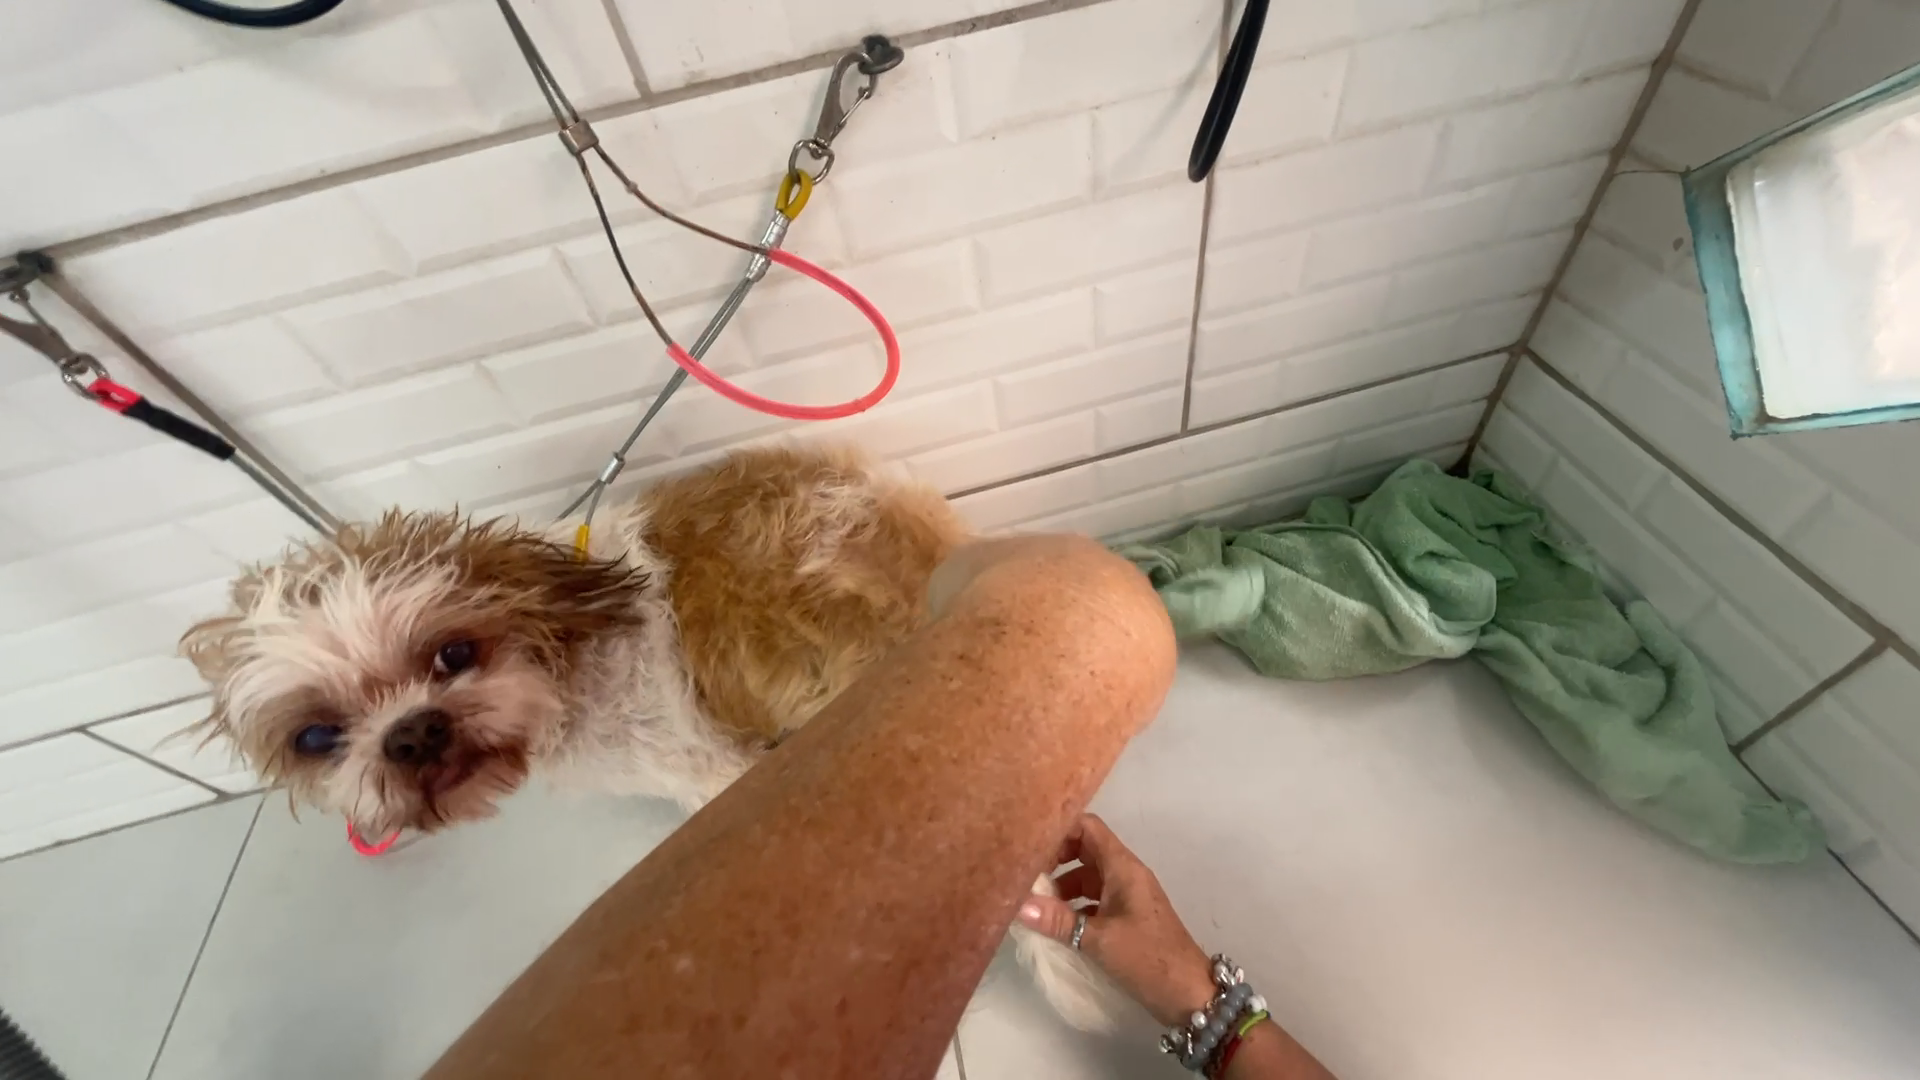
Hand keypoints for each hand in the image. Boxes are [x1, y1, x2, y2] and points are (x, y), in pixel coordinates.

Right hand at [1017, 814, 1216, 1027]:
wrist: (1191, 996)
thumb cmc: (1148, 958)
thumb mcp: (1099, 939)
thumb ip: (1058, 921)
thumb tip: (1018, 904)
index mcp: (1122, 866)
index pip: (1087, 826)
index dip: (1059, 830)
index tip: (1032, 845)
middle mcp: (1125, 872)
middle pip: (1085, 848)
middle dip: (1056, 858)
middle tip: (1029, 875)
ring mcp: (1127, 894)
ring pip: (1089, 874)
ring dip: (1063, 884)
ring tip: (1037, 902)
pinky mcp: (1127, 916)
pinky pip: (1095, 897)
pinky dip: (1075, 903)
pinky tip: (1057, 923)